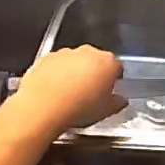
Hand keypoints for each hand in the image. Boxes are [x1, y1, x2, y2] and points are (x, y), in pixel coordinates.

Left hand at [9, 46, 124, 134]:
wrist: (44, 107)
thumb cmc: (78, 107)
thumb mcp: (107, 111)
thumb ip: (118, 102)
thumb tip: (120, 101)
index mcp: (108, 62)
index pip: (117, 67)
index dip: (114, 79)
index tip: (110, 90)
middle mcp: (88, 53)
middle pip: (96, 60)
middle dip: (95, 73)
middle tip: (91, 93)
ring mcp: (66, 53)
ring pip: (75, 61)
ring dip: (75, 73)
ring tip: (72, 95)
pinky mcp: (47, 58)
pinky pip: (57, 65)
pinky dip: (57, 74)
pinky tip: (56, 91)